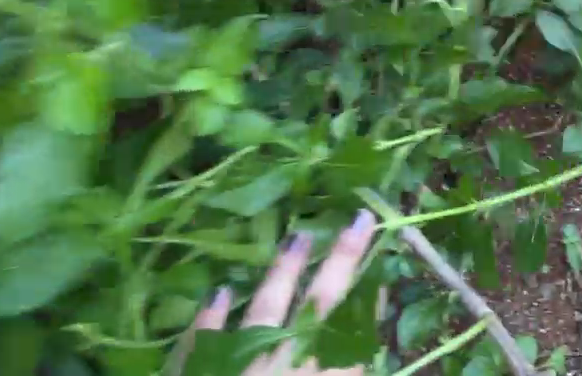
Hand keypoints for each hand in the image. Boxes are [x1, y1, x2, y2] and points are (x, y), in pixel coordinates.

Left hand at [185, 210, 376, 375]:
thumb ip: (345, 372)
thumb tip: (363, 361)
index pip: (354, 333)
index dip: (370, 299)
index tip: (383, 264)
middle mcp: (284, 369)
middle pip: (318, 307)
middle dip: (341, 263)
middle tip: (359, 221)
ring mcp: (233, 373)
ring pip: (263, 313)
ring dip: (282, 275)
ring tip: (297, 238)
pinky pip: (198, 348)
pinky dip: (208, 322)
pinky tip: (219, 294)